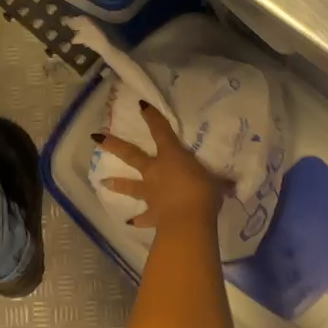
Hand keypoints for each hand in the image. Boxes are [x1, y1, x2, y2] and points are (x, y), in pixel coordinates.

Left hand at [94, 100, 226, 228]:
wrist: (189, 221)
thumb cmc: (203, 193)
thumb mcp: (217, 182)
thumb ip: (219, 181)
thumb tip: (231, 184)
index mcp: (171, 157)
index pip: (161, 132)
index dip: (152, 118)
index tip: (141, 106)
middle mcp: (155, 172)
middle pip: (131, 155)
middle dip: (114, 145)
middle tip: (96, 137)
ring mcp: (150, 193)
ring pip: (130, 186)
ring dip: (117, 184)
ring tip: (102, 182)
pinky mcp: (151, 215)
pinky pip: (143, 217)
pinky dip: (137, 219)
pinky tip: (129, 222)